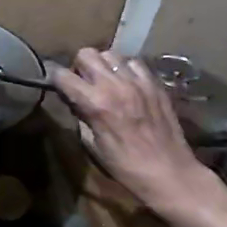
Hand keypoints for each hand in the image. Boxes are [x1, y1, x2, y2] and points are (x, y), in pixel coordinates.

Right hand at [48, 48, 211, 210]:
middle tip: (84, 82)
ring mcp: (137, 81)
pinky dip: (126, 69)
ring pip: (110, 54)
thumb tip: (75, 102)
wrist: (169, 172)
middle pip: (86, 54)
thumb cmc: (125, 165)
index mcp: (95, 103)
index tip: (58, 86)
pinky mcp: (154, 83)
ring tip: (107, 81)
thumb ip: (82, 117)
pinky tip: (127, 83)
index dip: (57, 80)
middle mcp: (114, 85)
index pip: (63, 75)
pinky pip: (134, 63)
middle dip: (79, 66)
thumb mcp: (93, 145)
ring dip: (103, 65)